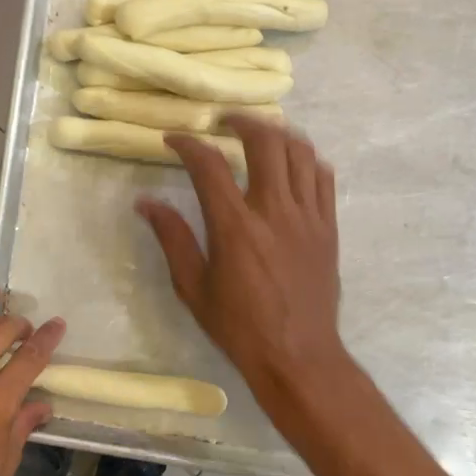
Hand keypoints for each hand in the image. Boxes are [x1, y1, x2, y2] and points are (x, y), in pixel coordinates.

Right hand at [136, 115, 348, 396]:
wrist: (298, 355)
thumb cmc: (238, 327)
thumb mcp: (193, 287)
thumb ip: (172, 238)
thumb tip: (147, 202)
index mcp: (236, 227)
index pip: (210, 165)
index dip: (188, 143)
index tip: (173, 140)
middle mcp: (275, 212)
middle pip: (265, 141)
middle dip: (242, 121)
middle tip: (223, 122)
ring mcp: (308, 217)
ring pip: (300, 151)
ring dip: (277, 134)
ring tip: (258, 136)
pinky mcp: (329, 227)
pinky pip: (323, 177)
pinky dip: (306, 160)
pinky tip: (291, 165)